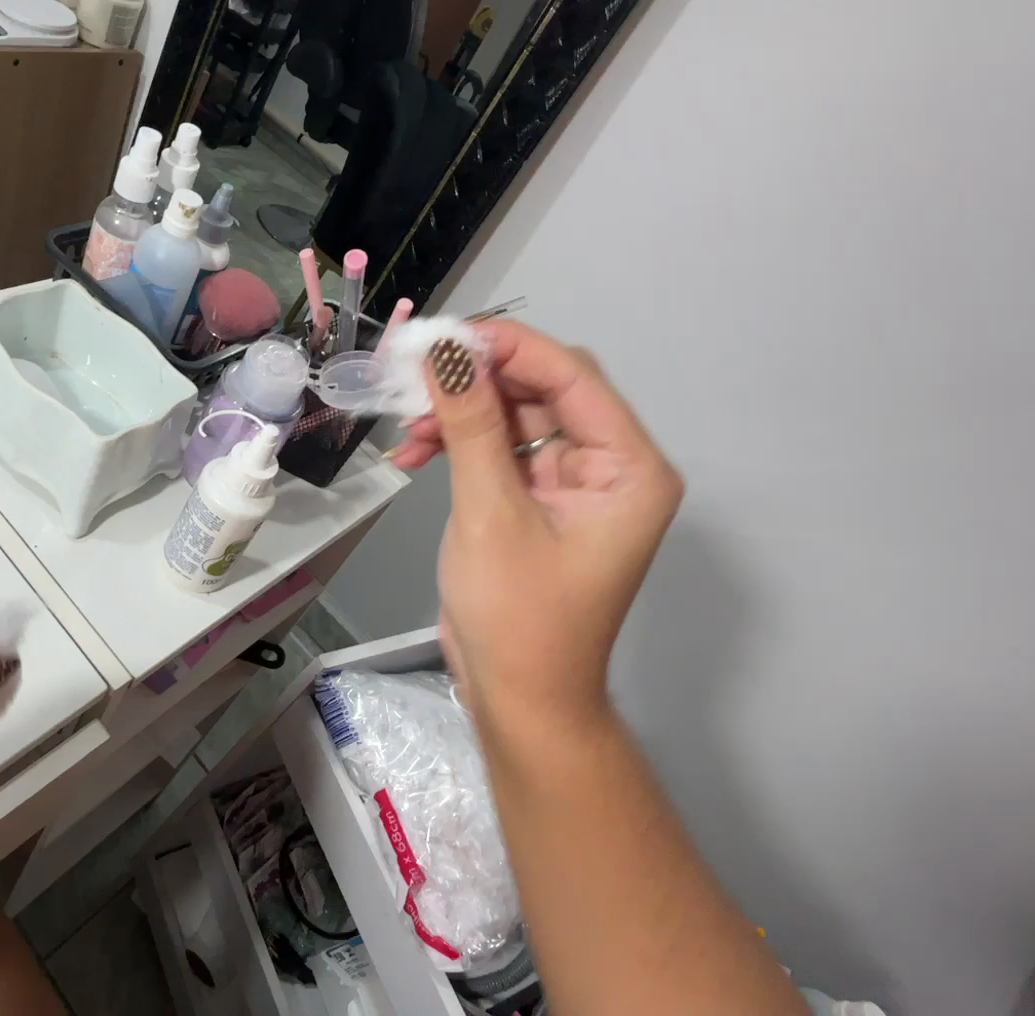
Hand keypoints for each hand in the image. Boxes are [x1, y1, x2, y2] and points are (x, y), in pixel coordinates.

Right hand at [393, 322, 682, 730]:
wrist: (517, 698)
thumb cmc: (517, 616)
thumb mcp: (489, 513)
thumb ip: (471, 425)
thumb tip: (444, 350)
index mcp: (628, 467)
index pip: (571, 375)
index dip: (506, 347)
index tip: (439, 336)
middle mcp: (609, 466)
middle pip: (542, 390)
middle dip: (474, 384)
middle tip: (411, 379)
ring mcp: (572, 485)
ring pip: (514, 417)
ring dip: (458, 416)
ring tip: (405, 429)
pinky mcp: (537, 502)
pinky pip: (499, 451)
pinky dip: (458, 446)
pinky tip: (414, 452)